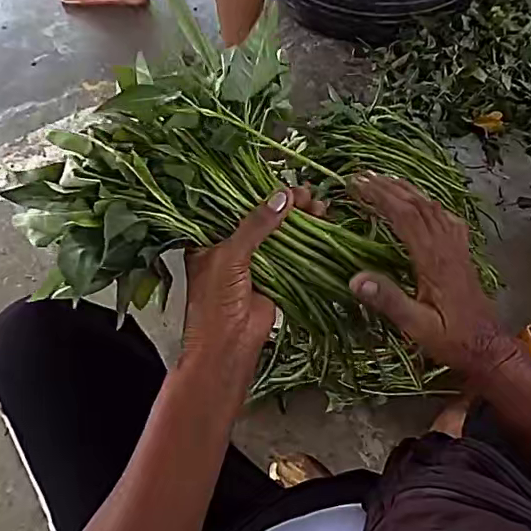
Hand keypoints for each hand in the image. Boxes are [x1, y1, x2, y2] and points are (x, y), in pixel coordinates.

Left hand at [180, 186, 322, 378]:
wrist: (228, 346)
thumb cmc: (214, 303)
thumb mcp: (230, 256)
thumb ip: (255, 226)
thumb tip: (281, 197)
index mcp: (209, 239)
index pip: (236, 206)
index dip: (260, 193)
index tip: (284, 184)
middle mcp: (231, 247)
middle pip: (262, 218)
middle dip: (286, 205)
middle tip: (307, 195)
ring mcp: (255, 262)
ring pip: (279, 234)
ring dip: (300, 221)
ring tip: (319, 207)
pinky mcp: (275, 276)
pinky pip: (292, 253)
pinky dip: (307, 242)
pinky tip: (321, 227)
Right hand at [348, 174, 521, 382]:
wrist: (487, 347)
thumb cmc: (452, 340)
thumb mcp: (416, 326)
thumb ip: (388, 300)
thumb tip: (355, 278)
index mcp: (435, 260)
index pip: (406, 216)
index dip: (382, 197)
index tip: (358, 185)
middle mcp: (448, 247)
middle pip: (419, 205)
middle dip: (389, 187)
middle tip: (362, 176)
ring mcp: (458, 248)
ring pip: (433, 207)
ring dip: (408, 191)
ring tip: (384, 180)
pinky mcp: (463, 254)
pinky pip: (445, 218)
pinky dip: (427, 204)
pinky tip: (421, 203)